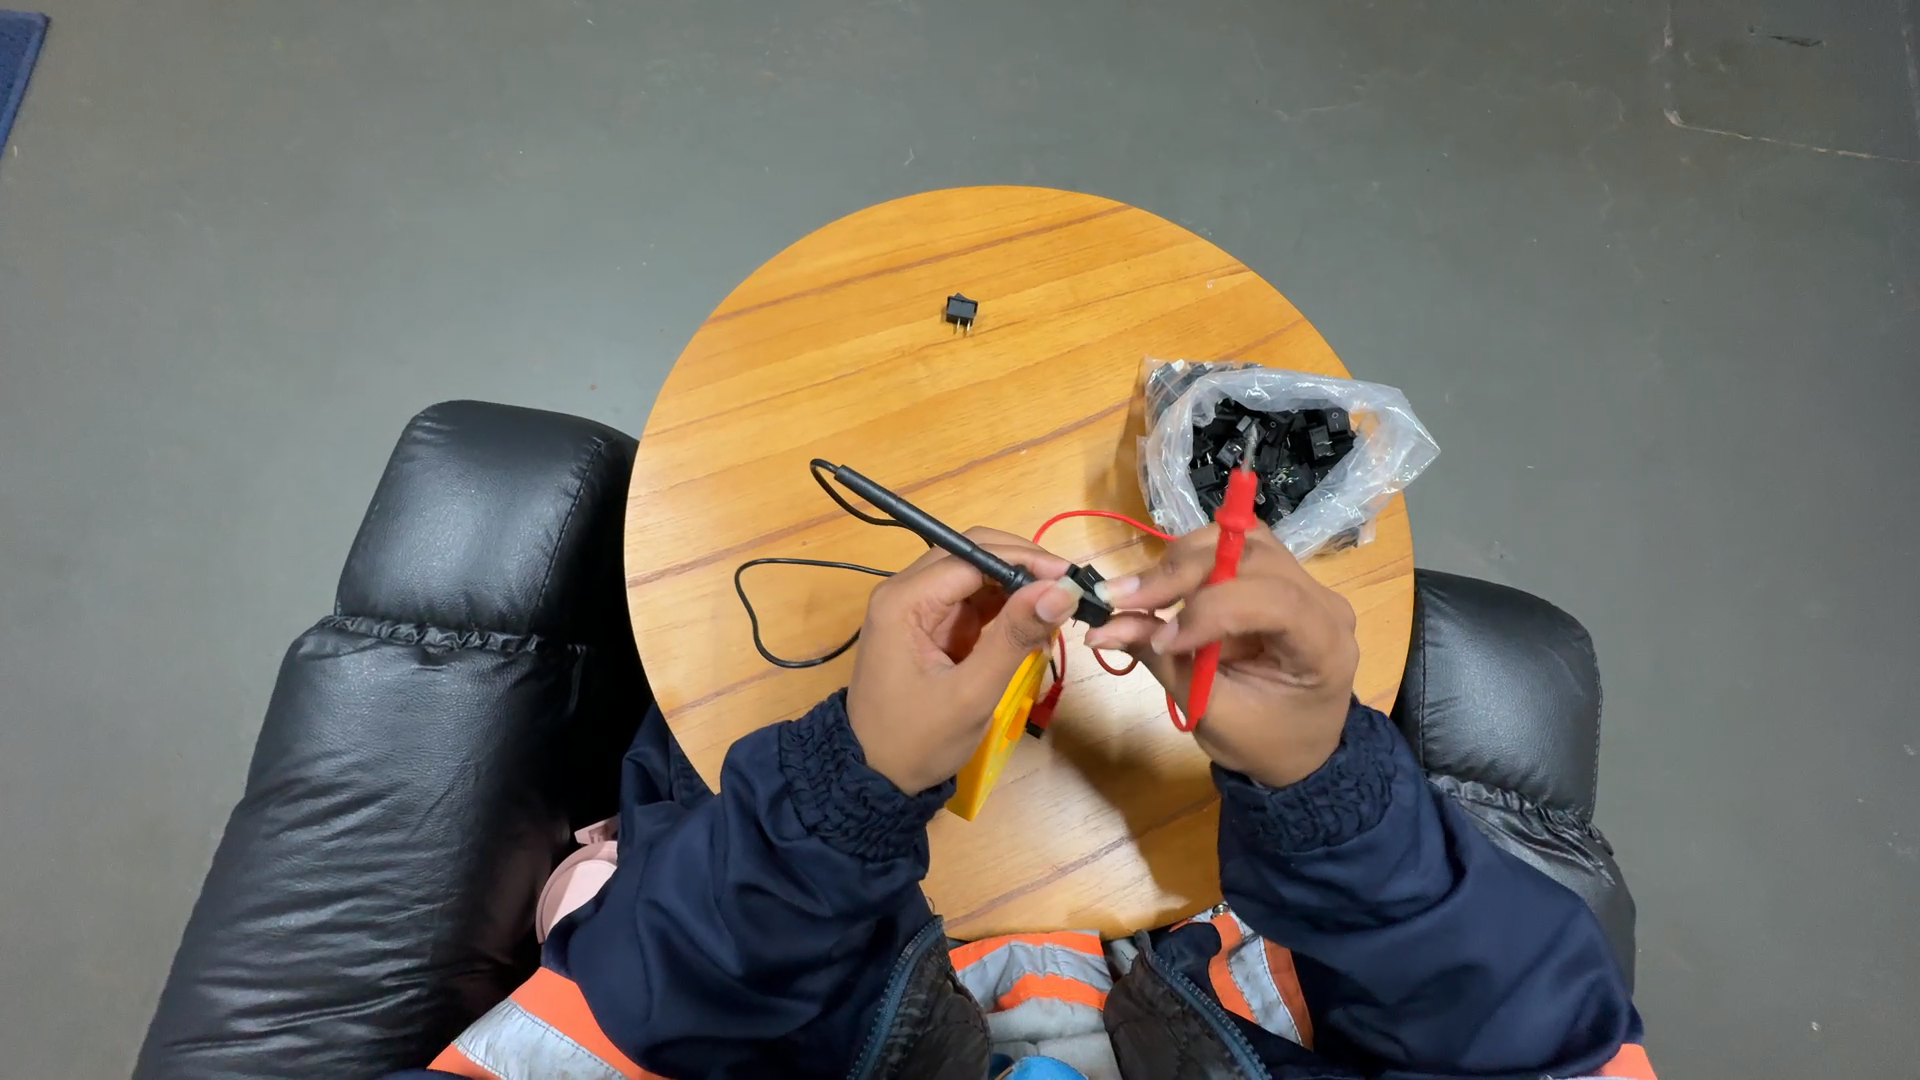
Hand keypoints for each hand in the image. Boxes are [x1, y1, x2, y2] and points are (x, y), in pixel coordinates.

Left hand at [847, 528, 1084, 793]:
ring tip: (1057, 608)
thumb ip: (1014, 637)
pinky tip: (1033, 625)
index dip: (1024, 559)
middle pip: (972, 554)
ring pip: (975, 573)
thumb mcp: (972, 693)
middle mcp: (905, 591)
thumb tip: (1061, 590)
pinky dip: (1005, 607)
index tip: (1071, 576)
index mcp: (904, 600)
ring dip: (1017, 586)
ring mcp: (916, 606)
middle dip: (1022, 566)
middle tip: (1068, 589)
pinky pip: (972, 600)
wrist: (874, 776)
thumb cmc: (917, 740)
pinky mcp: (929, 623)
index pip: (972, 555)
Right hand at [1083, 525, 1357, 786]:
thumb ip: (1161, 661)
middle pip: (1248, 556)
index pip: (1273, 601)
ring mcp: (1300, 580)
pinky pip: (1229, 546)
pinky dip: (1188, 559)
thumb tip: (1099, 628)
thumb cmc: (1260, 741)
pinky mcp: (1273, 572)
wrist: (1296, 746)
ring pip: (1235, 540)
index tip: (1161, 641)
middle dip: (1178, 574)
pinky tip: (1162, 586)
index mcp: (1322, 647)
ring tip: (1139, 594)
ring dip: (1179, 561)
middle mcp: (1320, 601)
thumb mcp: (1208, 712)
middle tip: (1119, 599)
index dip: (1210, 609)